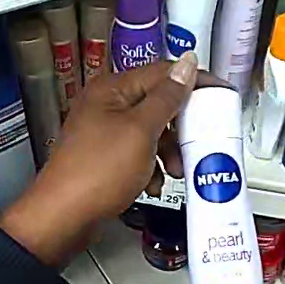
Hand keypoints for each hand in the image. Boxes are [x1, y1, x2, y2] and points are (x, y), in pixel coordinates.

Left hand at [0, 56, 195, 264]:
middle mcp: (106, 106)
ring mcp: (104, 132)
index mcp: (112, 89)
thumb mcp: (141, 130)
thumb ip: (167, 97)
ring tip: (176, 171)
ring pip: (152, 132)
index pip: (163, 73)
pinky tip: (154, 184)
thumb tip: (186, 66)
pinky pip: (140, 154)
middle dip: (181, 126)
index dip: (194, 82)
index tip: (220, 93)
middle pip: (159, 104)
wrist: (64, 218)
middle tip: (199, 140)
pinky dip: (152, 168)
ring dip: (169, 151)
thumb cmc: (96, 172)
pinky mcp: (105, 158)